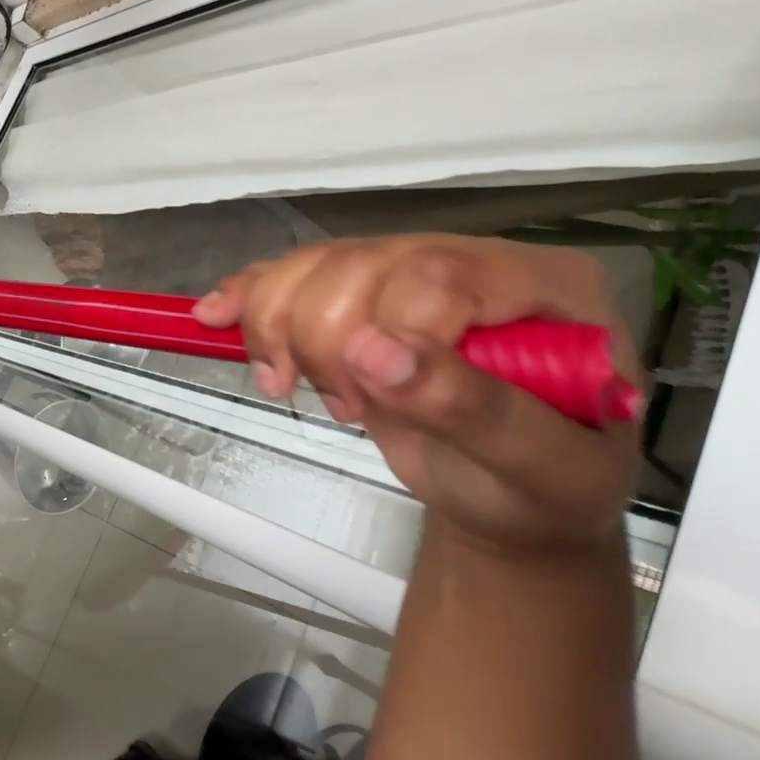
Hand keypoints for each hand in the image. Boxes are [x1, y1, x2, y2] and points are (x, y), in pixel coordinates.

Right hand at [193, 234, 640, 559]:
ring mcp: (408, 273)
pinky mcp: (356, 294)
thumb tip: (372, 351)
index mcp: (544, 286)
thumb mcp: (536, 468)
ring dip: (276, 326)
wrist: (502, 498)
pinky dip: (247, 297)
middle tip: (343, 408)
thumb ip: (470, 407)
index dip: (387, 331)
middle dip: (323, 337)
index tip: (375, 401)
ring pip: (314, 264)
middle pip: (362, 261)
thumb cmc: (537, 491)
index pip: (438, 271)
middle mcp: (473, 262)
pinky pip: (289, 274)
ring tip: (289, 386)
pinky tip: (215, 317)